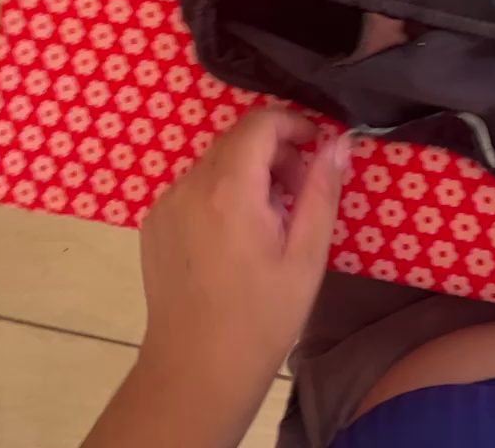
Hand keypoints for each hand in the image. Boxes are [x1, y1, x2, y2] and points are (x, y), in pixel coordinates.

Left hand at [137, 107, 349, 389]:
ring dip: (249, 170)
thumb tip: (339, 142)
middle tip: (299, 191)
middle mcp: (190, 184)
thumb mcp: (306, 255)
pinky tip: (235, 234)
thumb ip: (322, 190)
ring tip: (270, 217)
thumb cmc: (261, 317)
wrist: (194, 373)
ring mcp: (166, 201)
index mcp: (229, 188)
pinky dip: (221, 190)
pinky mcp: (154, 221)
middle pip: (238, 137)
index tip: (317, 146)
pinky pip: (195, 184)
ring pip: (216, 160)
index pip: (260, 121)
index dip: (294, 123)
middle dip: (275, 150)